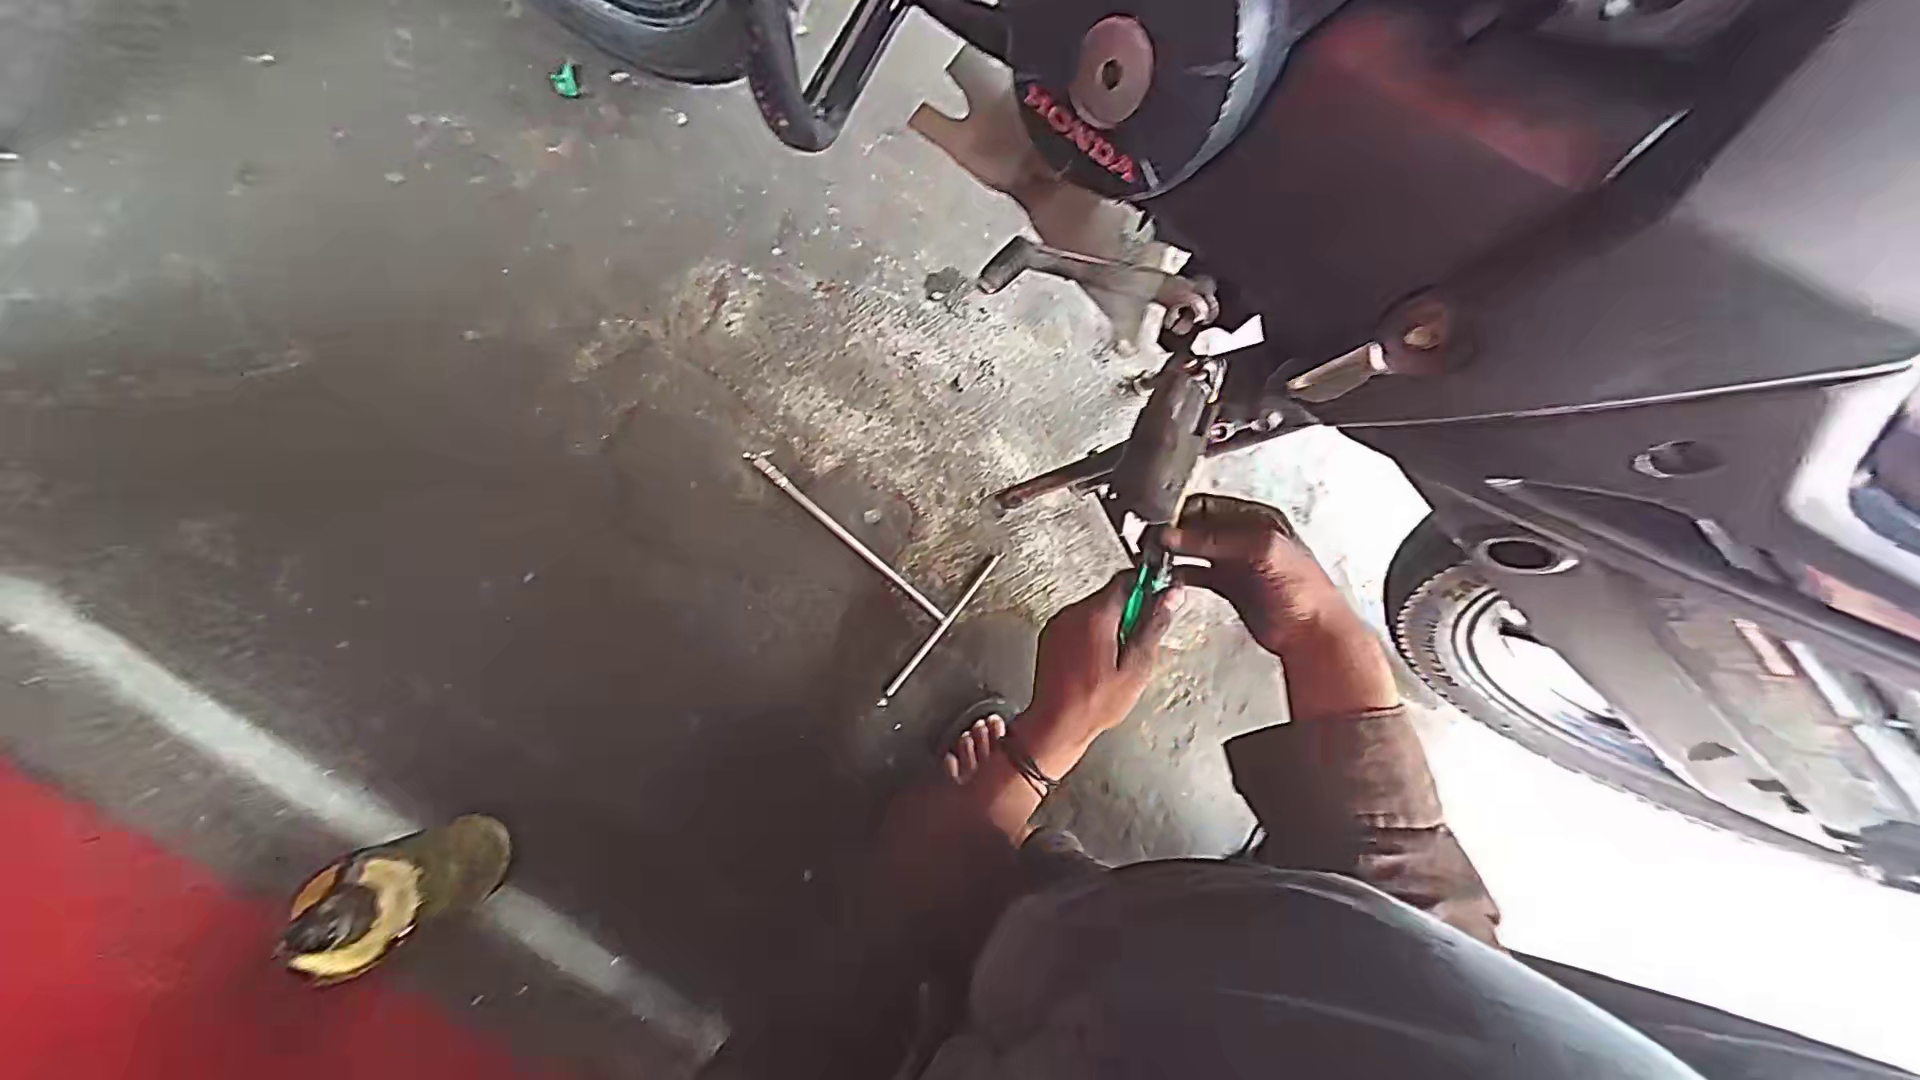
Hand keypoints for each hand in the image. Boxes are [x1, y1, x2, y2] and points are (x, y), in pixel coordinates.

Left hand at [1024, 571, 1180, 747]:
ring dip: (1110, 624)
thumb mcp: (1137, 667)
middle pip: (1110, 596)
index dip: (1147, 588)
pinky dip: (1092, 634)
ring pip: (1094, 610)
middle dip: (1129, 612)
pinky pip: (1078, 623)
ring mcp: (1058, 624)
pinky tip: (1097, 661)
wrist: (1058, 723)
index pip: (1126, 580)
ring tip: (1115, 658)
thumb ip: (1153, 626)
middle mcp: (1072, 613)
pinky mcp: (1051, 636)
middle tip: (1137, 643)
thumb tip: (1170, 598)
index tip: (1160, 599)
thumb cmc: (1095, 702)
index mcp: (1095, 616)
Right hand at [1163, 493, 1361, 656]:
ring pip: (1192, 550)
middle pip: (1195, 527)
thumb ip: (1215, 539)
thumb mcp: (1261, 550)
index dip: (1181, 513)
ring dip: (1171, 553)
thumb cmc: (1302, 589)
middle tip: (1149, 542)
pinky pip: (1194, 573)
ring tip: (1151, 558)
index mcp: (1256, 518)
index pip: (1207, 505)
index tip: (1159, 525)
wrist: (1311, 633)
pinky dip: (1178, 574)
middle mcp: (1242, 536)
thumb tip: (1173, 534)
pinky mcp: (1226, 584)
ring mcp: (1233, 561)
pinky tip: (1166, 577)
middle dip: (1172, 533)